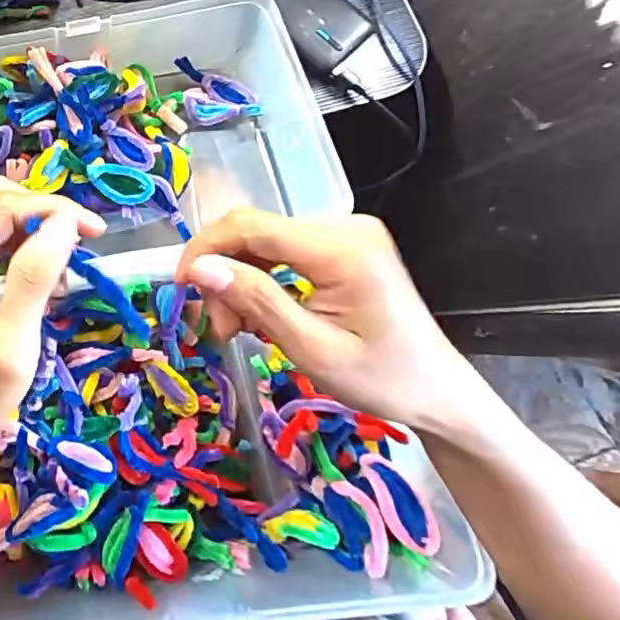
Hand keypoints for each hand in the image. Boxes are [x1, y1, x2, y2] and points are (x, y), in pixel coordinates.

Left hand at [0, 177, 107, 453]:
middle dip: (45, 210)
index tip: (94, 229)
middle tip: (86, 236)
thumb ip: (34, 276)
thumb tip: (64, 222)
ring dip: (38, 222)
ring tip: (69, 252)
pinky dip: (26, 237)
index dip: (50, 209)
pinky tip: (48, 263)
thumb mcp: (12, 342)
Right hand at [174, 209, 495, 438]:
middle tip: (220, 329)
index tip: (181, 286)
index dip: (206, 248)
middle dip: (225, 276)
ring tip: (239, 328)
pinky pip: (283, 252)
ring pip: (263, 243)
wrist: (438, 393)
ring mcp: (346, 233)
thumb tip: (199, 267)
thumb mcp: (311, 349)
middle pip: (255, 234)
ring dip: (240, 282)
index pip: (252, 225)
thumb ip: (255, 300)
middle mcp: (344, 226)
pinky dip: (261, 281)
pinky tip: (260, 313)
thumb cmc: (382, 380)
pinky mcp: (343, 246)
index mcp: (342, 248)